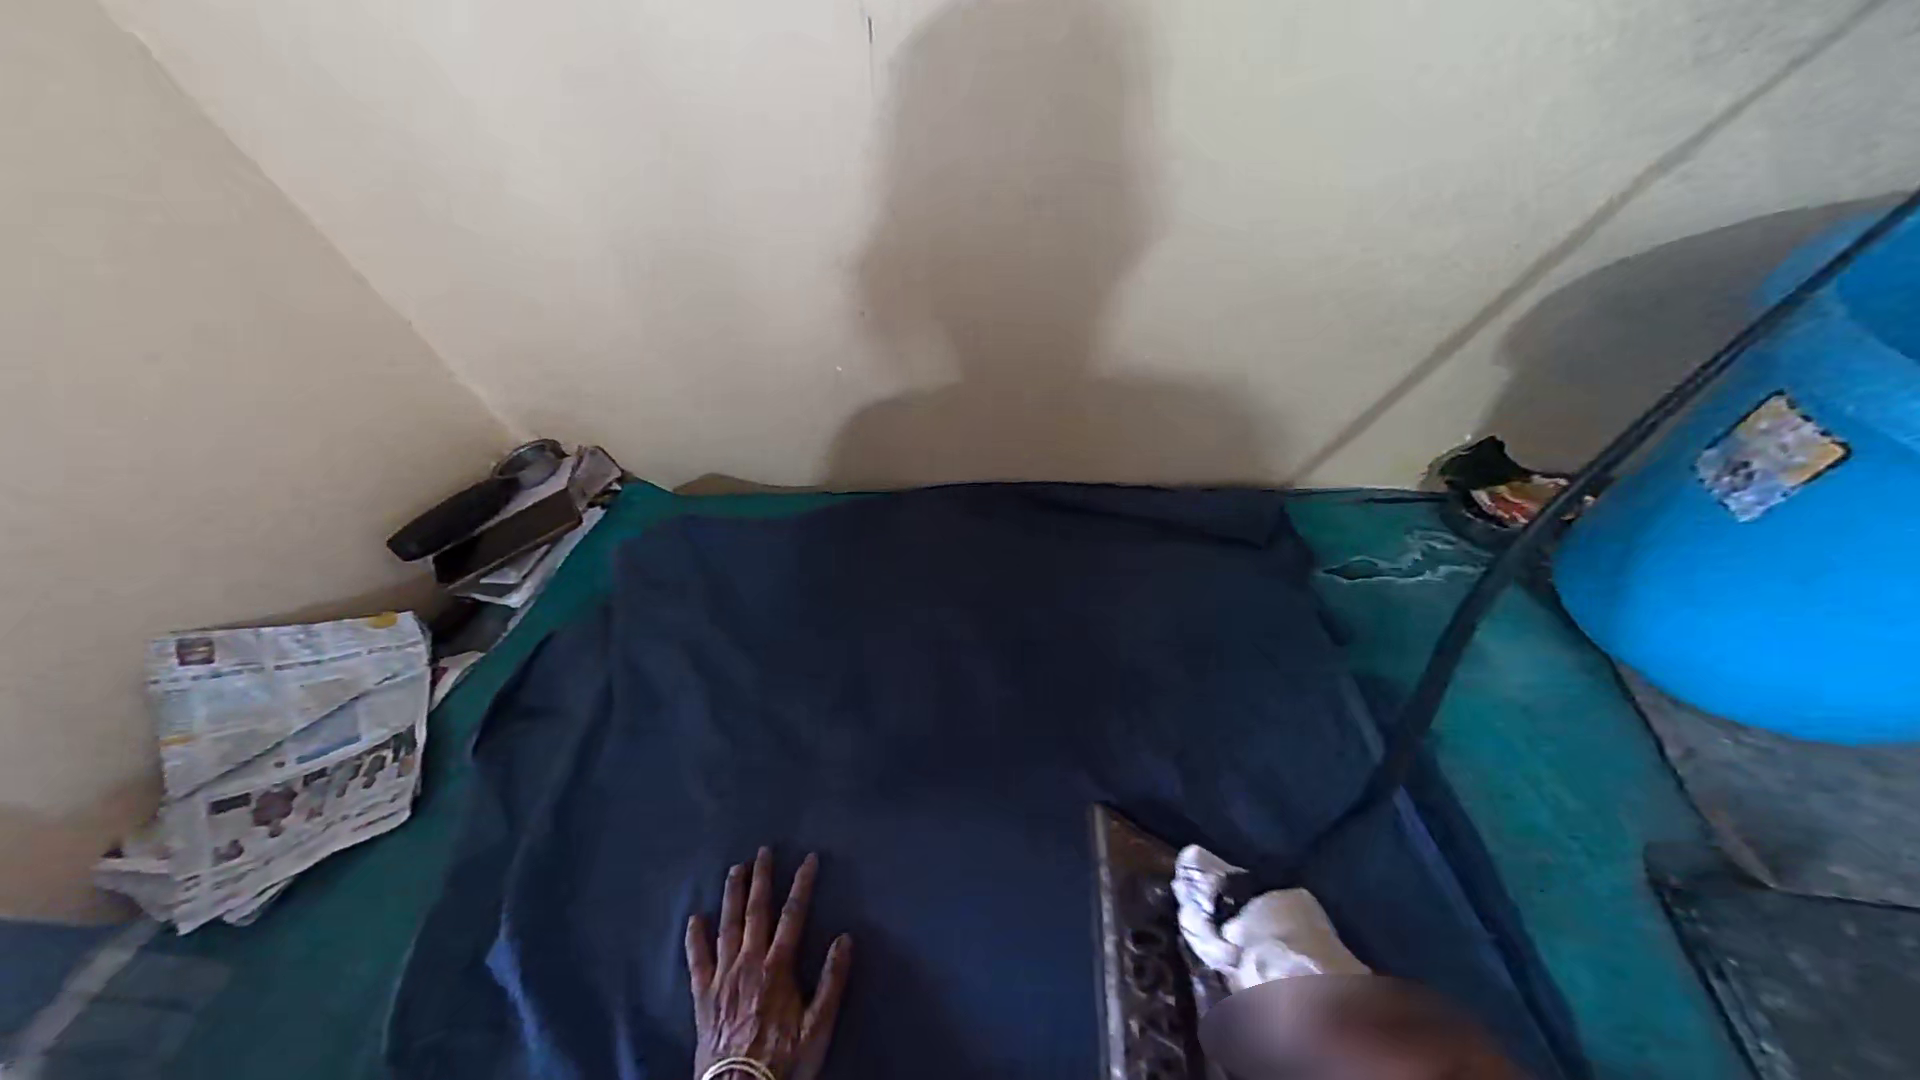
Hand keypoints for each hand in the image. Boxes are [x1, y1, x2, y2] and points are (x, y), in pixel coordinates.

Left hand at [686, 848, 852, 1079]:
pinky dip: (695, 938)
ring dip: (732, 895)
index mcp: (777, 967)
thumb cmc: (783, 1061)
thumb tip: (845, 937)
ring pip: (727, 926)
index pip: (793, 915)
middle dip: (762, 879)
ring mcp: (722, 978)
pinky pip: (697, 961)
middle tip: (764, 851)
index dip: (802, 884)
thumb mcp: (818, 1027)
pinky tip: (694, 918)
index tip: (809, 859)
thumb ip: (832, 981)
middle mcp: (748, 963)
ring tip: (735, 869)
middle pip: (756, 912)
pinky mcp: (702, 997)